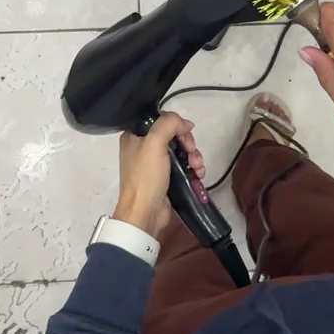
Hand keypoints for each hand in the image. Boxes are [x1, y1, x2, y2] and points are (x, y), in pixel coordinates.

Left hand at [115, 112, 203, 234]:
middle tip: (192, 152)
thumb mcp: (155, 143)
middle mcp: (143, 147)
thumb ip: (169, 124)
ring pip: (181, 151)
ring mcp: (155, 164)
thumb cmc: (146, 176)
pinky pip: (183, 166)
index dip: (176, 124)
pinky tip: (199, 174)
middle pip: (173, 135)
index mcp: (135, 136)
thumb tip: (186, 123)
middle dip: (187, 143)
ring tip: (198, 168)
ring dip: (193, 157)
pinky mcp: (166, 178)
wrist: (145, 213)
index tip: (186, 133)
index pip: (159, 119)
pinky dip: (193, 168)